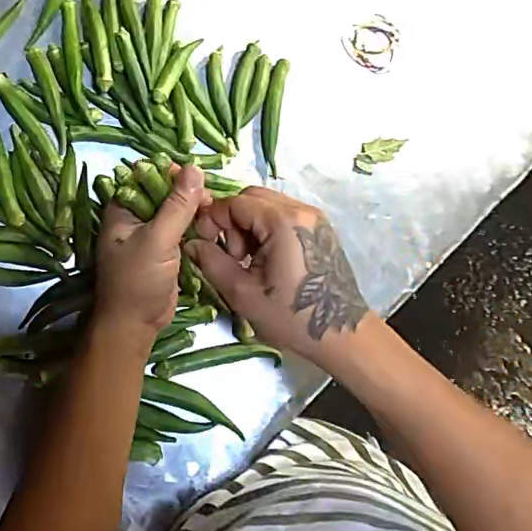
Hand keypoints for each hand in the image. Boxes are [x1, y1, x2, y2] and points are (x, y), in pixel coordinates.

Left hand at [92, 163, 209, 340]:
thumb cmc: (137, 281)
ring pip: (178, 210)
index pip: (148, 176)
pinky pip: (184, 228)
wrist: (135, 325)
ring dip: (196, 209)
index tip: (196, 178)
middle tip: (210, 199)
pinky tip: (213, 227)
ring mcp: (151, 233)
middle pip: (166, 191)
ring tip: (214, 213)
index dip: (172, 173)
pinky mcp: (166, 249)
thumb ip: (178, 205)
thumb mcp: (157, 240)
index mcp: (123, 208)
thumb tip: (195, 169)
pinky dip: (197, 225)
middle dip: (189, 192)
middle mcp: (136, 216)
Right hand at [184, 187, 371, 365]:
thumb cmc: (292, 317)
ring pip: (267, 205)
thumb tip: (190, 243)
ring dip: (249, 225)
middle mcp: (302, 210)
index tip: (205, 244)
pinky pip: (283, 215)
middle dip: (232, 221)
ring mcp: (314, 218)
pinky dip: (266, 229)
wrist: (341, 333)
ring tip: (248, 260)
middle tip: (232, 255)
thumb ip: (211, 262)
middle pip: (252, 197)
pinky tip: (265, 260)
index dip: (213, 219)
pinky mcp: (320, 228)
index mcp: (284, 222)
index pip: (235, 202)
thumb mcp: (243, 293)